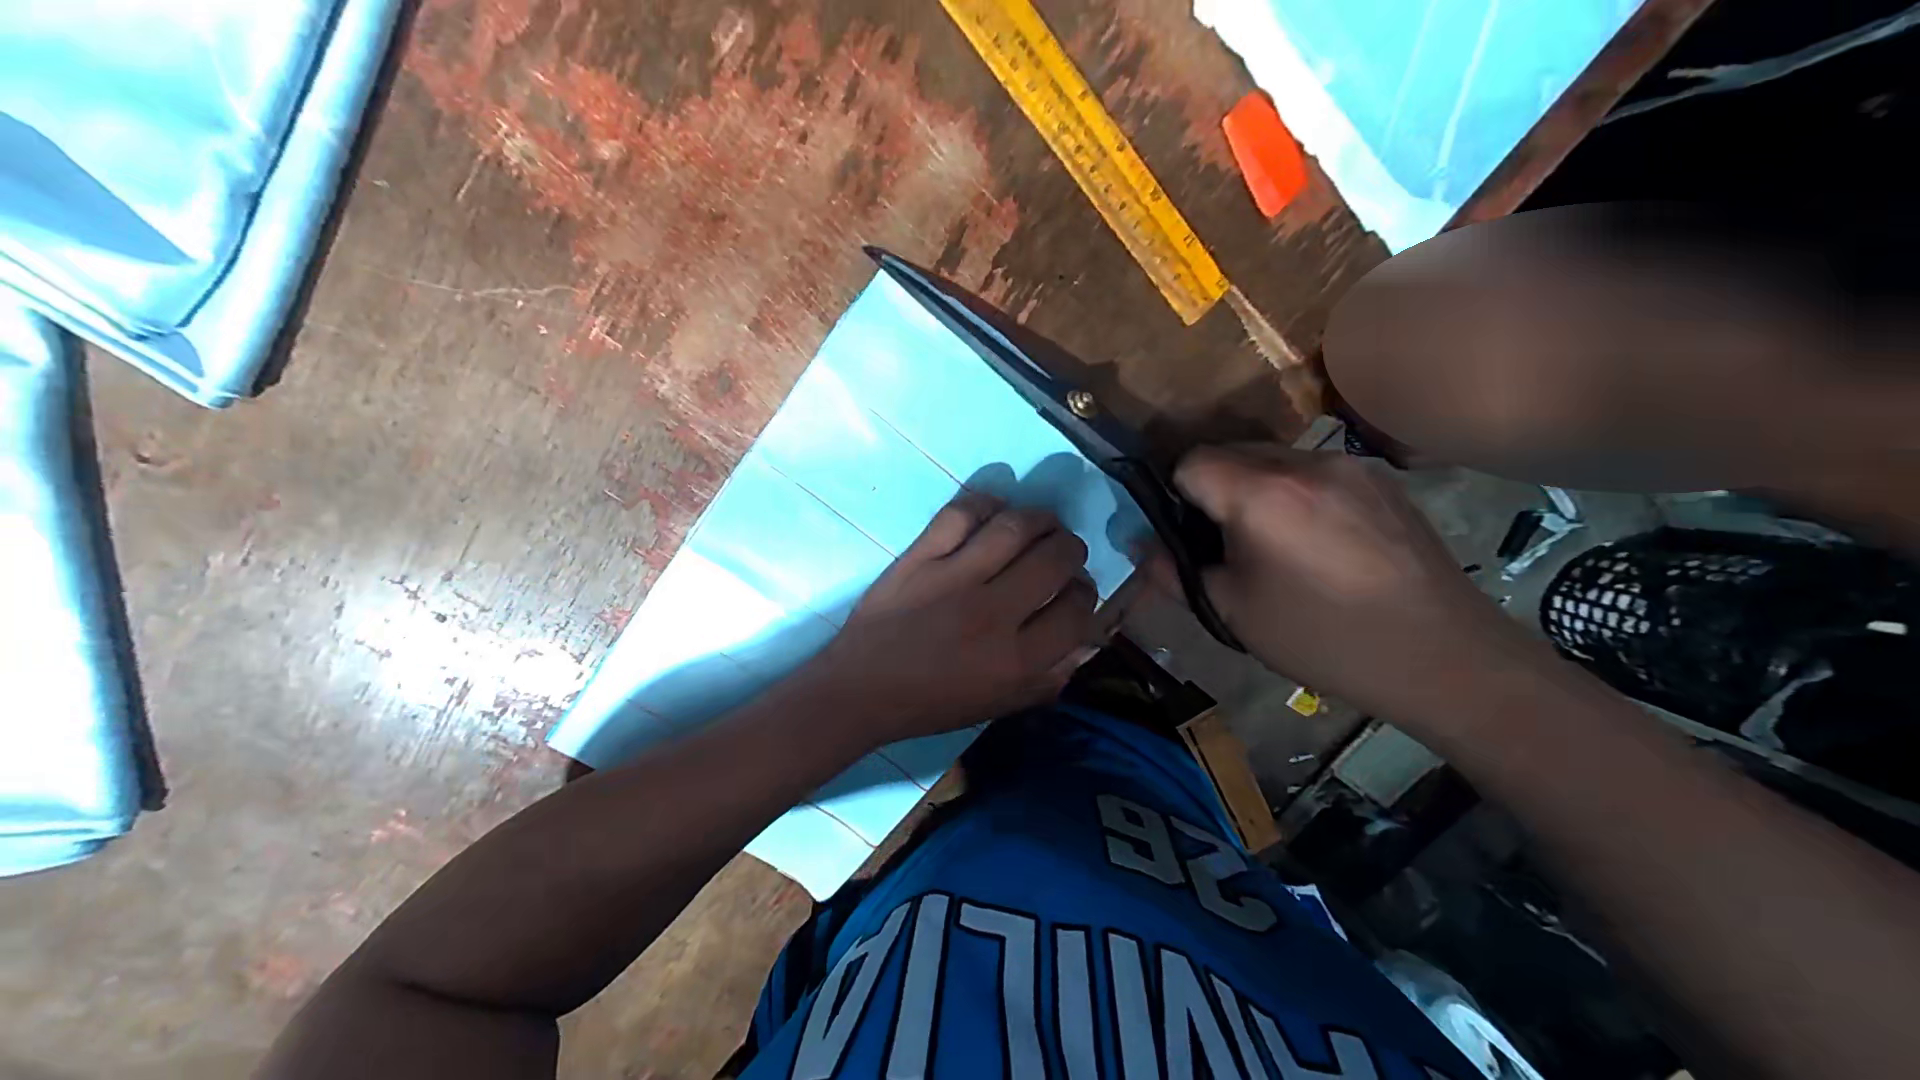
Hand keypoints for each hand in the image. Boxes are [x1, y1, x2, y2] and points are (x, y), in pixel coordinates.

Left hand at [798, 493, 1103, 745]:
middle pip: (1055, 558)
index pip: (1076, 609)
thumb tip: (1086, 640)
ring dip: (1040, 518)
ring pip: (1015, 528)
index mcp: (1017, 659)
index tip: (1076, 589)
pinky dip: (986, 503)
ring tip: (1043, 523)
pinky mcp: (920, 557)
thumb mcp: (999, 706)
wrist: (862, 690)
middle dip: (1071, 548)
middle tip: (1064, 550)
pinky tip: (997, 510)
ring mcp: (954, 579)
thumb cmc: (933, 703)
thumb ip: (1049, 678)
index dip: (1086, 593)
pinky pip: (962, 513)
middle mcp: (993, 613)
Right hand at [1169, 446, 1540, 724]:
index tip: (1187, 532)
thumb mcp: (1234, 615)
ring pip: (1275, 458)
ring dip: (1257, 487)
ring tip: (1276, 542)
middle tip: (1226, 542)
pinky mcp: (1384, 478)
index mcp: (1262, 495)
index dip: (1176, 494)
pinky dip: (1298, 492)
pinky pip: (1316, 470)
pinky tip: (1321, 541)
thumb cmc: (1325, 640)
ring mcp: (1351, 465)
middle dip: (1215, 488)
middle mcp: (1306, 463)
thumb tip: (1143, 546)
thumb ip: (1176, 573)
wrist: (1445, 657)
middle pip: (1232, 451)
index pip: (1190, 461)